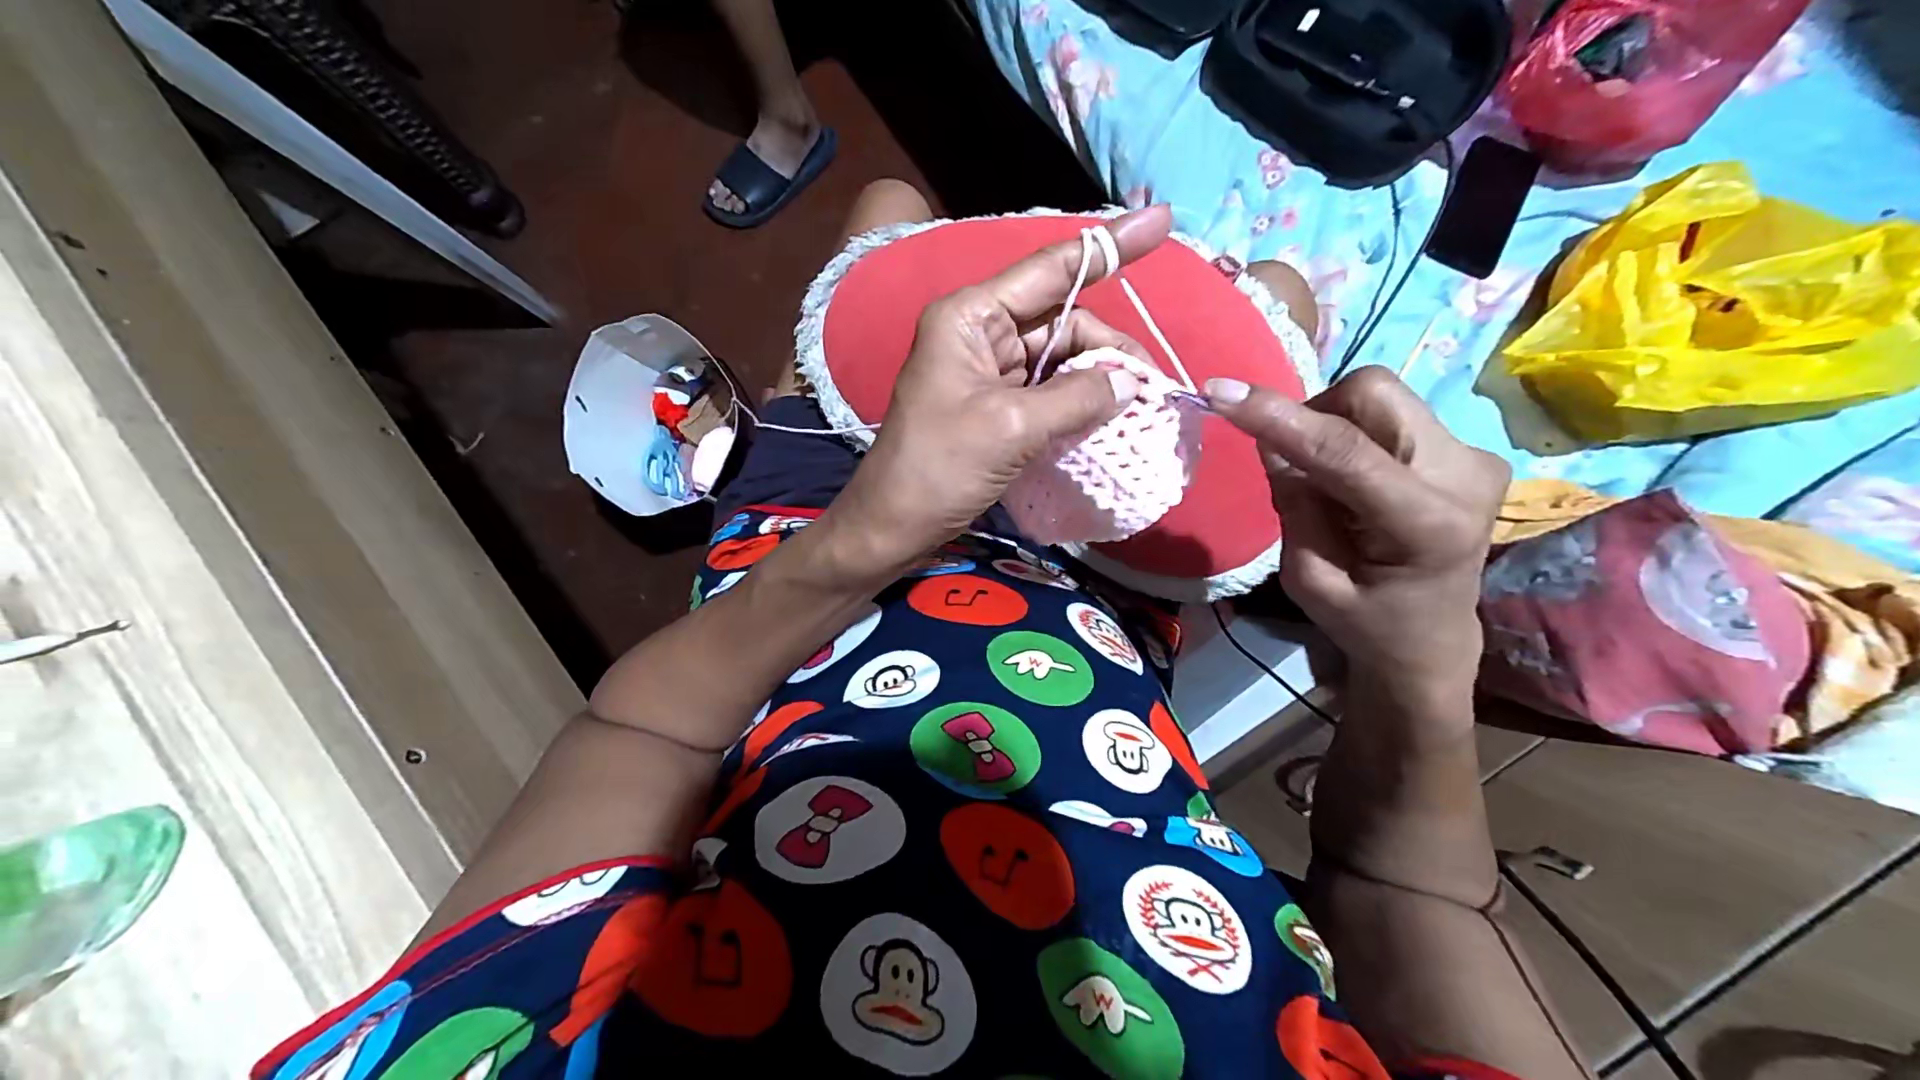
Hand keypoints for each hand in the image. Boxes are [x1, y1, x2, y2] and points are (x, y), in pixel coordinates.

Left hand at [827, 205, 1174, 570]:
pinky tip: (1111, 418)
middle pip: (1062, 319)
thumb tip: (1130, 382)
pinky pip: (1049, 392)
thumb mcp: (1011, 427)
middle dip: (1108, 346)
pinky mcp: (996, 407)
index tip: (1162, 219)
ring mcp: (988, 372)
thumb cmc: (939, 468)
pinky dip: (1079, 402)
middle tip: (1151, 384)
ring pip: (1060, 358)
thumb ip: (1076, 398)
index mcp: (971, 317)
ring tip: (1139, 406)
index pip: (1050, 269)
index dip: (1109, 245)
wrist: (893, 525)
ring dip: (1098, 379)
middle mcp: (980, 334)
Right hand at [1207, 368, 1508, 700]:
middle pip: (1372, 393)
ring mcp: (1475, 456)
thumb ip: (1293, 504)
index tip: (1219, 392)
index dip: (1279, 416)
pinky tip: (1355, 483)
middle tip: (1291, 462)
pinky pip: (1391, 414)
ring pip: (1381, 397)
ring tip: (1326, 481)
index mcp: (1426, 524)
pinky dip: (1353, 434)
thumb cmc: (1364, 622)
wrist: (1432, 640)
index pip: (1343, 450)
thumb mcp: (1308, 579)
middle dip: (1313, 413)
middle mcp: (1465, 475)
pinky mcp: (1468, 450)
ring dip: (1332, 424)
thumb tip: (1270, 437)